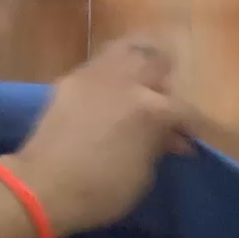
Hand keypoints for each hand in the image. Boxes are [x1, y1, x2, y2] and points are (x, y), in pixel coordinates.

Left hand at [0, 35, 195, 237]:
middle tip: (167, 91)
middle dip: (167, 75)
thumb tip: (173, 138)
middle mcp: (126, 81)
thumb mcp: (142, 175)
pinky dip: (112, 66)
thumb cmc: (101, 189)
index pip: (183, 108)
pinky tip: (112, 81)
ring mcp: (97, 73)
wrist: (45, 183)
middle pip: (156, 60)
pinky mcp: (73, 76)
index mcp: (150, 108)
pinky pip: (100, 61)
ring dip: (140, 56)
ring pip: (127, 47)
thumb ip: (158, 147)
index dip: (193, 124)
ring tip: (144, 71)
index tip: (192, 135)